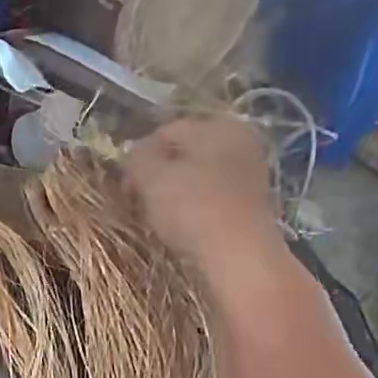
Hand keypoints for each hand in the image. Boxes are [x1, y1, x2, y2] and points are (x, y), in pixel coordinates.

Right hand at [123, 114, 281, 273]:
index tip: (126, 186)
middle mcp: (238, 138)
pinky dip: (194, 204)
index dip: (138, 156)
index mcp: (215, 125)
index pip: (165, 131)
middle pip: (184, 151)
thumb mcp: (152, 179)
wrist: (238, 252)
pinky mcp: (251, 198)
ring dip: (175, 190)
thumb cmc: (192, 208)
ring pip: (198, 172)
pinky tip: (184, 223)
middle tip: (140, 200)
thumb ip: (137, 158)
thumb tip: (133, 152)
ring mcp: (249, 169)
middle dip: (159, 173)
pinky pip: (212, 192)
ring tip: (160, 215)